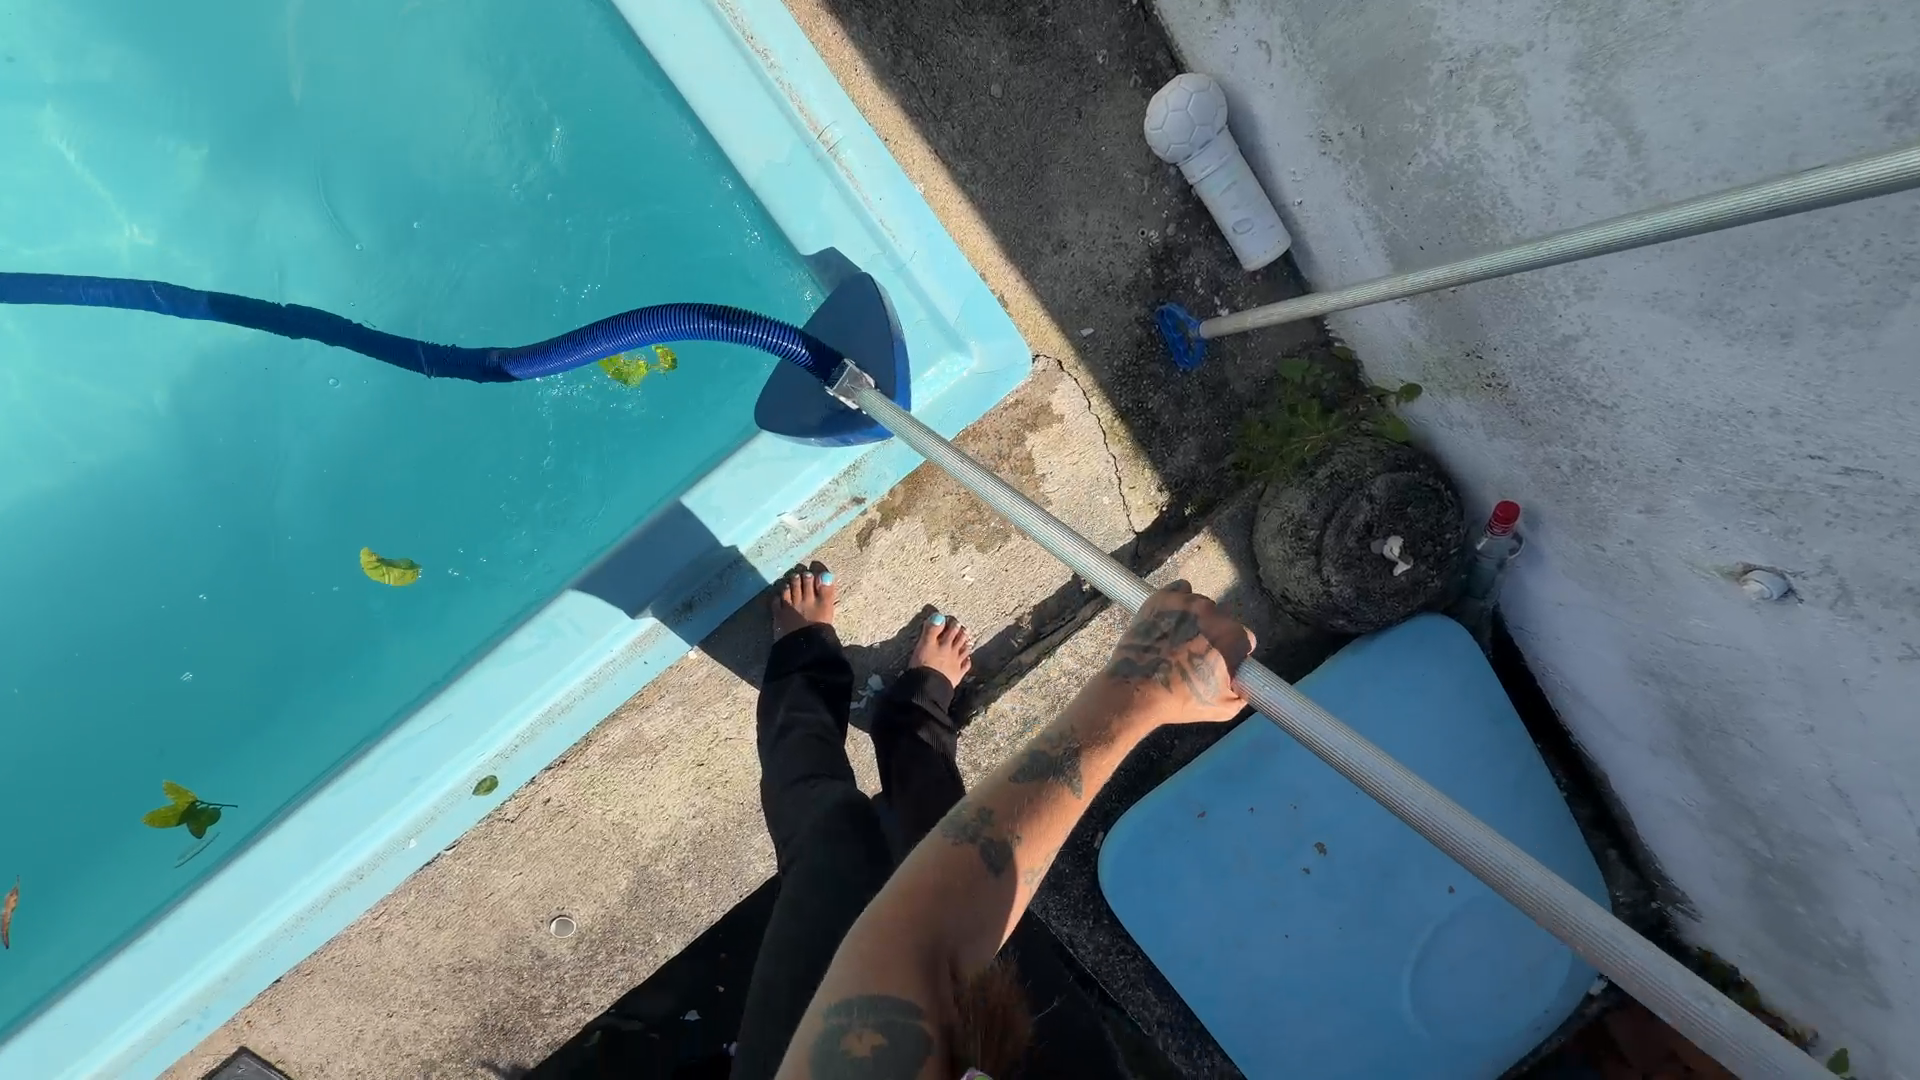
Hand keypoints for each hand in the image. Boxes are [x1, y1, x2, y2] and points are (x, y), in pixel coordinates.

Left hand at [1095, 582, 1254, 723]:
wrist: (1135, 689)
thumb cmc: (1180, 700)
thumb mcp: (1226, 707)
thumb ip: (1243, 690)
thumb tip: (1243, 679)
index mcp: (1232, 636)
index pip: (1245, 638)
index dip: (1235, 652)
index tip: (1222, 661)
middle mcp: (1211, 612)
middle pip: (1222, 620)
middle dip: (1214, 635)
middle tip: (1196, 653)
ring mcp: (1184, 602)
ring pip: (1201, 606)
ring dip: (1196, 619)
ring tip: (1179, 639)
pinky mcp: (1161, 598)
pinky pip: (1179, 590)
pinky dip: (1179, 600)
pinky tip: (1172, 617)